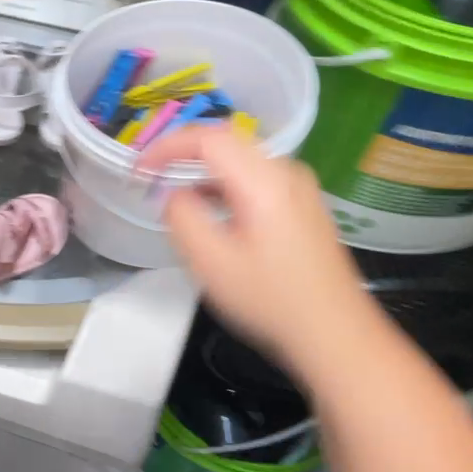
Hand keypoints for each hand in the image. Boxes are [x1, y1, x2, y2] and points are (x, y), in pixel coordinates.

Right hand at [137, 126, 381, 372]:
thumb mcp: (209, 261)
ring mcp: (299, 189)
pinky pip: (253, 175)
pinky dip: (221, 181)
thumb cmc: (269, 299)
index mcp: (264, 182)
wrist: (334, 333)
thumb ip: (181, 216)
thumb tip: (173, 194)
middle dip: (181, 150)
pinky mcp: (302, 206)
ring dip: (201, 166)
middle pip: (227, 139)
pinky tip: (207, 207)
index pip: (208, 138)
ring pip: (240, 157)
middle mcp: (286, 175)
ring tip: (170, 188)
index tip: (138, 170)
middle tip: (148, 172)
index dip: (165, 146)